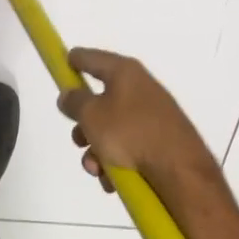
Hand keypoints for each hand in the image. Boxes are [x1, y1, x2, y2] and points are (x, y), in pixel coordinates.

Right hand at [56, 48, 212, 192]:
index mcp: (124, 73)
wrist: (176, 166)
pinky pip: (125, 150)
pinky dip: (114, 164)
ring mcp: (149, 117)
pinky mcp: (156, 142)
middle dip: (83, 128)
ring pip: (109, 133)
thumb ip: (75, 103)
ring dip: (96, 153)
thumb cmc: (129, 132)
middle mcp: (139, 90)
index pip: (92, 59)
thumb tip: (68, 95)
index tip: (62, 64)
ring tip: (98, 169)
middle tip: (79, 141)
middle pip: (99, 104)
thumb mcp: (91, 115)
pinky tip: (113, 179)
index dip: (74, 61)